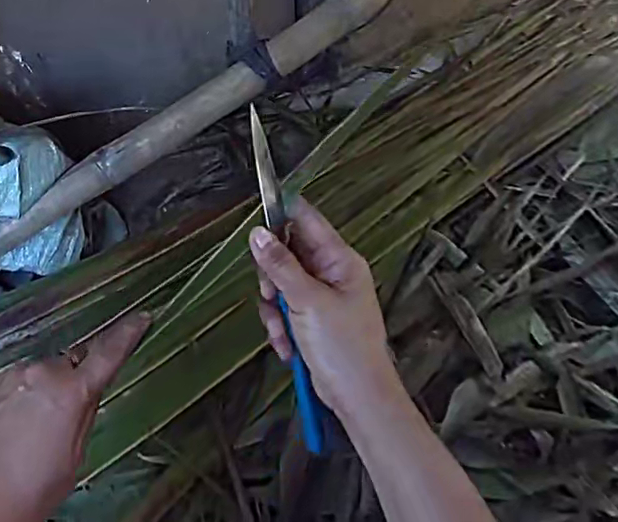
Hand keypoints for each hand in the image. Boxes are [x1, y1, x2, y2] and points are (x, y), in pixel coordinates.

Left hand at [0, 312, 148, 521]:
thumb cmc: (26, 493)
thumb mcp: (71, 462)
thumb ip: (84, 418)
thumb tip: (87, 394)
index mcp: (70, 392)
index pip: (108, 354)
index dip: (128, 333)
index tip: (142, 317)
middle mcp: (43, 371)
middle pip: (69, 366)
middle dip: (70, 385)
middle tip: (60, 423)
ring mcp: (15, 372)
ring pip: (42, 374)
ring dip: (43, 392)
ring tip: (30, 434)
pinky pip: (19, 380)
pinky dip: (22, 396)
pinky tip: (12, 429)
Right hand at [250, 197, 405, 419]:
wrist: (361, 404)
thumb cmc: (343, 348)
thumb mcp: (307, 302)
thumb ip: (280, 265)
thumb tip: (256, 232)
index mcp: (339, 258)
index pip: (305, 218)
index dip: (280, 213)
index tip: (256, 223)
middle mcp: (330, 271)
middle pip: (286, 250)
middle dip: (272, 274)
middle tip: (271, 292)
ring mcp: (320, 295)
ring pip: (280, 280)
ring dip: (274, 306)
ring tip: (280, 327)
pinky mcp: (310, 317)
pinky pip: (283, 306)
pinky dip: (279, 324)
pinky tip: (286, 345)